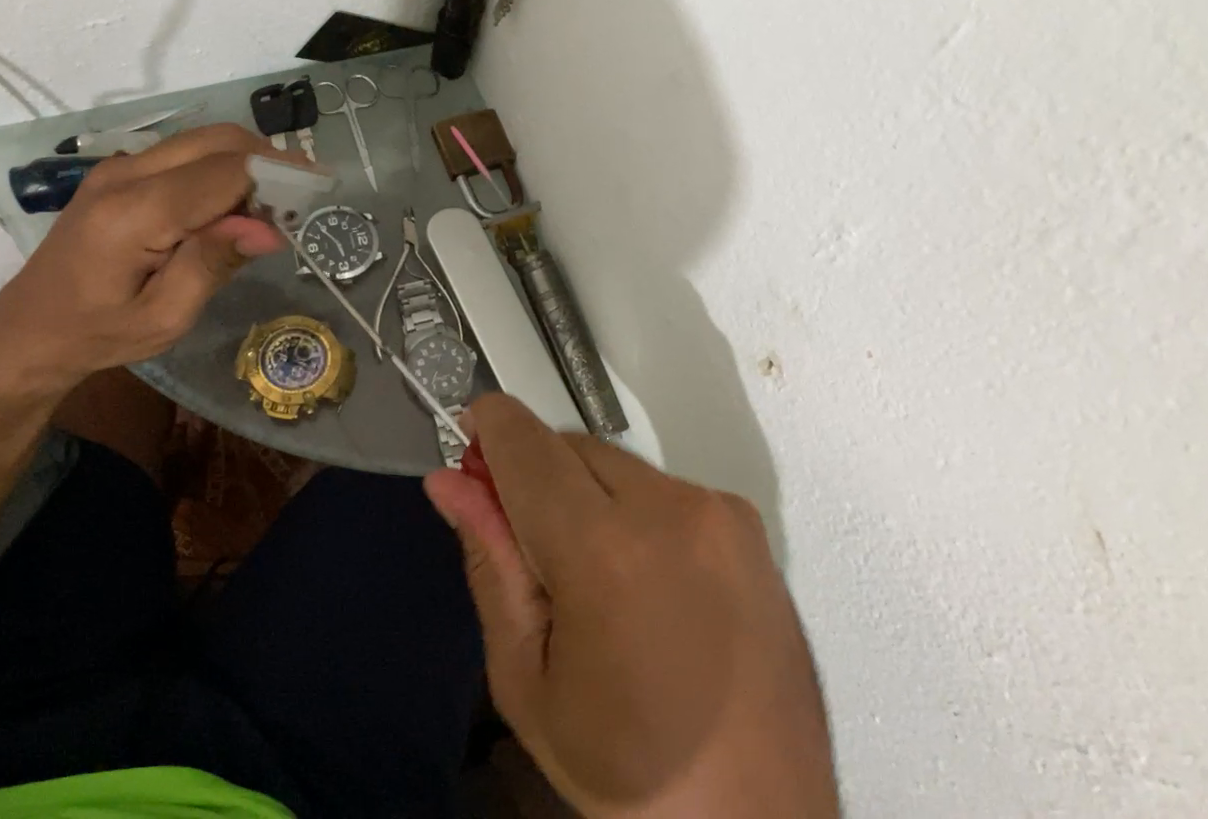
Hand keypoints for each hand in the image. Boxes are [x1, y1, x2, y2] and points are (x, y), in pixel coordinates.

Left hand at [0, 125, 285, 398]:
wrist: (30, 329)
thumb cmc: (99, 334)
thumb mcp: (165, 317)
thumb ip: (212, 265)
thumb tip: (268, 229)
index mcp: (135, 213)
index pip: (225, 172)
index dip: (278, 173)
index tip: (320, 187)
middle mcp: (125, 175)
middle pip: (217, 140)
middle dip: (270, 159)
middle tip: (305, 195)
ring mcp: (119, 169)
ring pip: (203, 140)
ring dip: (248, 162)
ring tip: (277, 205)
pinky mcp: (120, 175)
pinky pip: (185, 154)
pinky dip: (223, 168)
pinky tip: (237, 206)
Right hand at [424, 395, 839, 818]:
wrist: (755, 812)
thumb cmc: (625, 766)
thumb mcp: (527, 679)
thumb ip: (491, 566)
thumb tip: (452, 484)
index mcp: (607, 552)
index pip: (530, 449)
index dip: (491, 428)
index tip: (468, 433)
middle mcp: (673, 511)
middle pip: (574, 449)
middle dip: (535, 474)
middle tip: (520, 539)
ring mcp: (722, 515)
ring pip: (621, 467)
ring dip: (587, 494)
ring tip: (588, 577)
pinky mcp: (750, 528)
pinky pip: (667, 491)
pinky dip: (635, 512)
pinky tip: (640, 582)